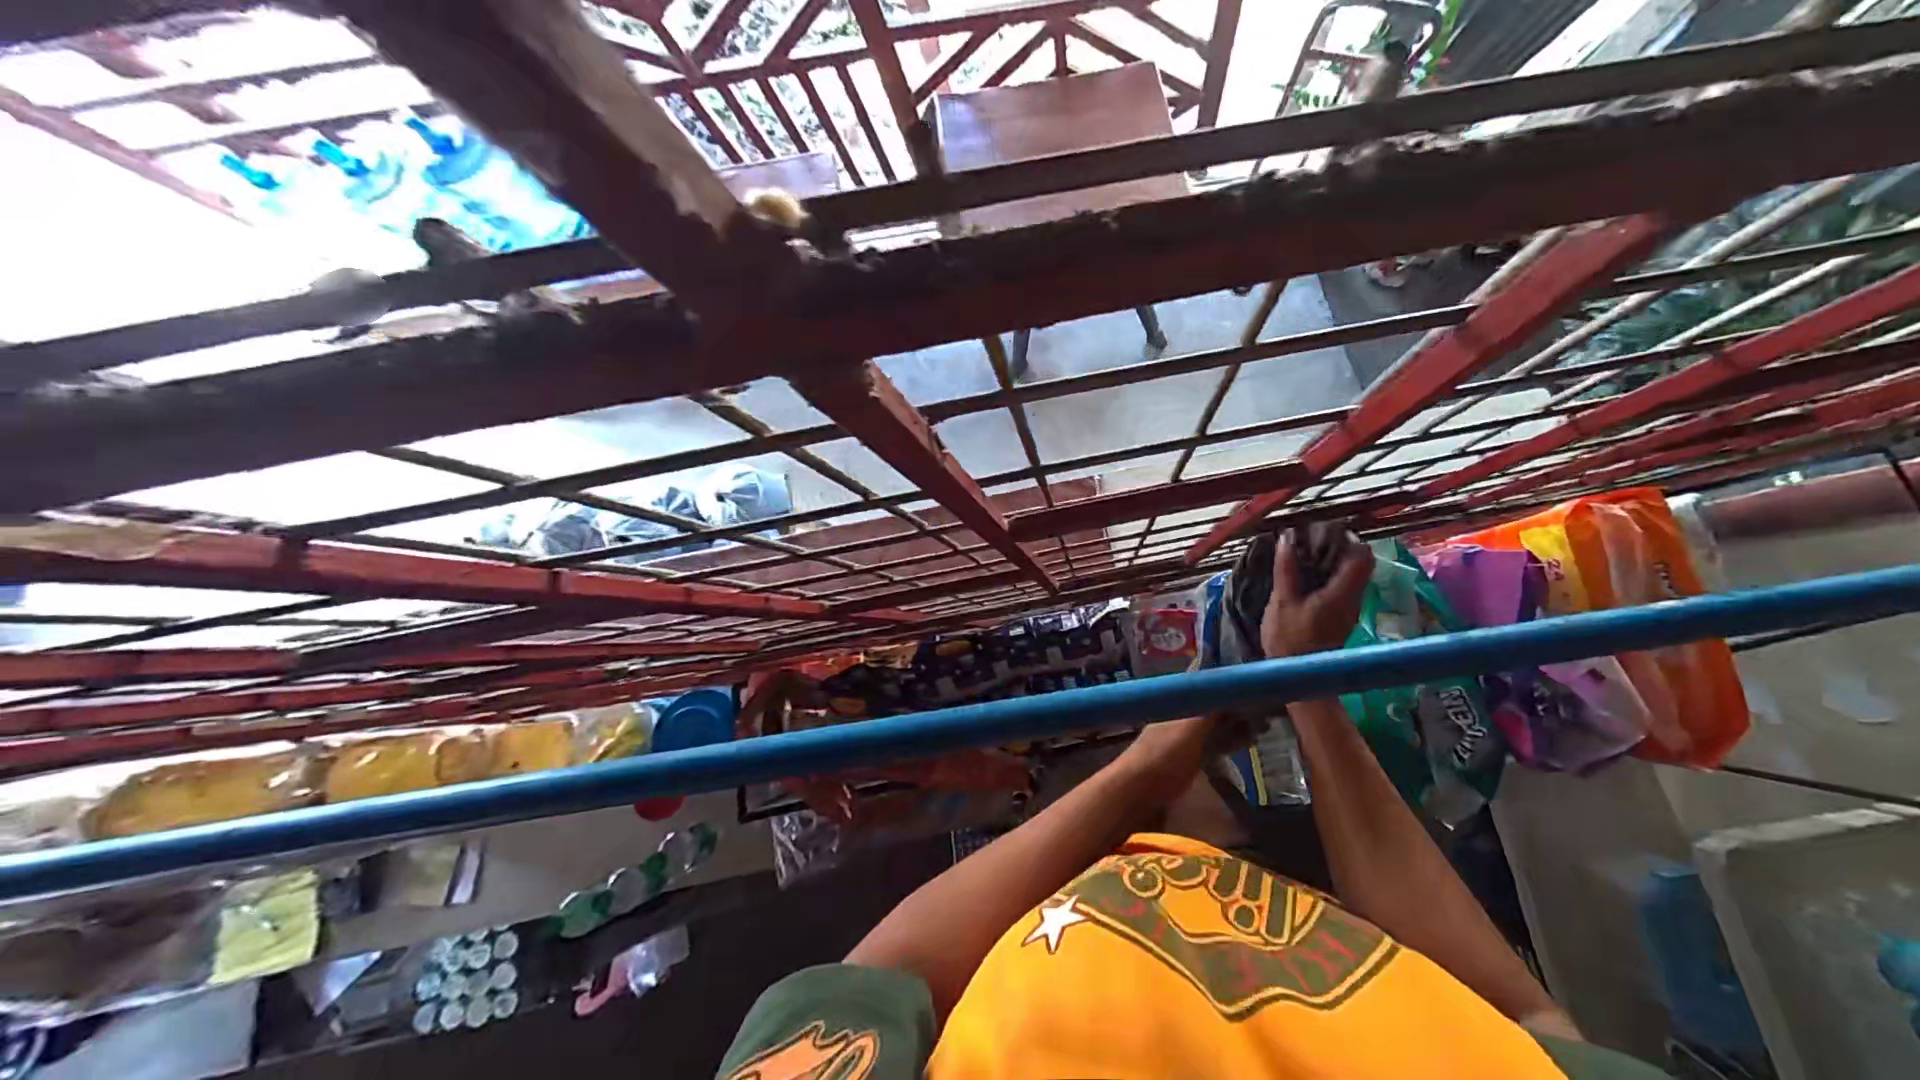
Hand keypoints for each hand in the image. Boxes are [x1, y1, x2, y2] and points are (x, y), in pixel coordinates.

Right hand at [1260, 533, 1373, 657]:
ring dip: (1332, 563)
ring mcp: (1349, 611)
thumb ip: (1286, 568)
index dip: (1347, 538)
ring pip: (1351, 577)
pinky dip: (1328, 578)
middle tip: (1311, 542)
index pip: (1361, 556)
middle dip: (1338, 549)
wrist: (1298, 678)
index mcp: (1342, 593)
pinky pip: (1342, 589)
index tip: (1323, 532)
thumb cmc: (1289, 640)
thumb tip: (1288, 538)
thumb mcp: (1282, 600)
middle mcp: (1353, 599)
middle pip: (1359, 565)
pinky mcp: (1340, 619)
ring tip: (1304, 557)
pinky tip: (1306, 578)